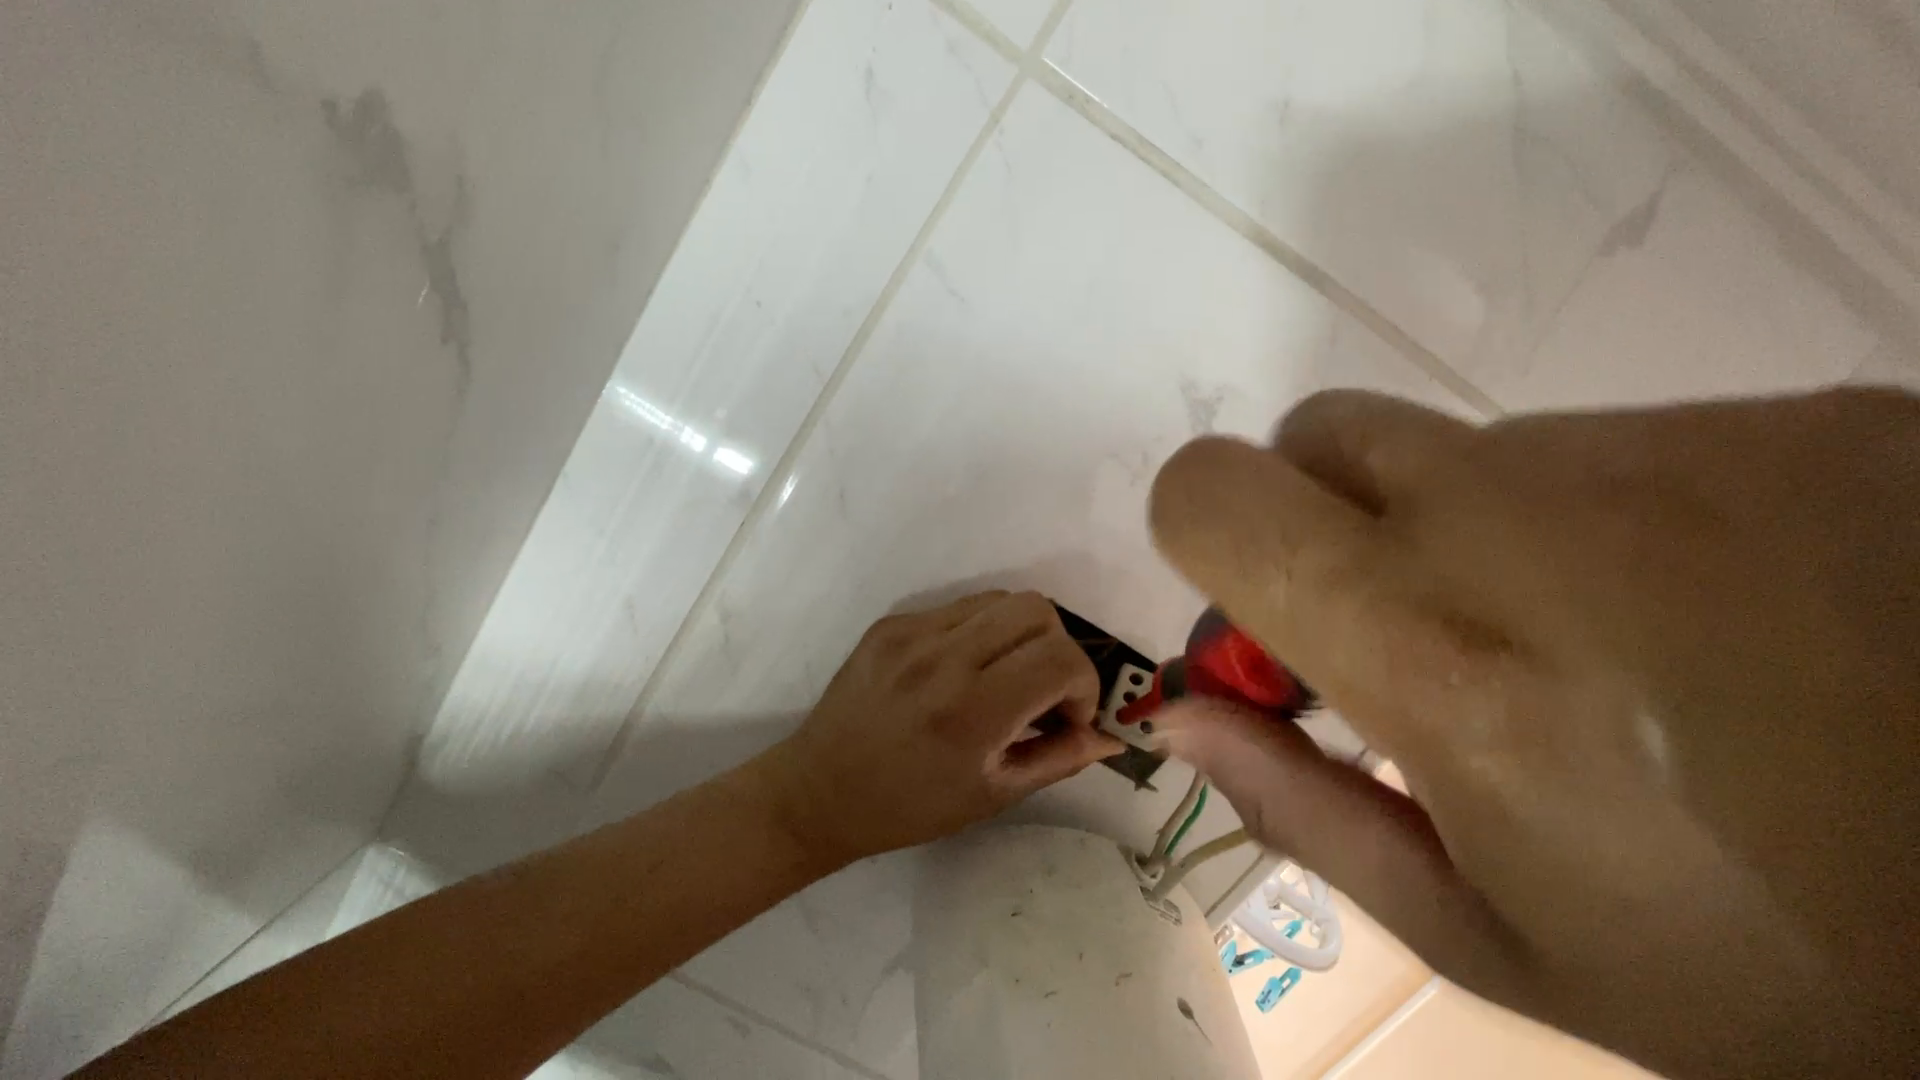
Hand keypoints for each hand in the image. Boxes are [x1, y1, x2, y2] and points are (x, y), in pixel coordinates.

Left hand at [761, 591, 1123, 865]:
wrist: (819, 791)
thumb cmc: (910, 807)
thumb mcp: (993, 794)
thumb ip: (1060, 759)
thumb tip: (1111, 734)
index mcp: (972, 711)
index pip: (1061, 658)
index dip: (1084, 686)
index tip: (1066, 717)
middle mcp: (943, 659)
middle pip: (1037, 610)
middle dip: (1058, 648)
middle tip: (1041, 691)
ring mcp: (911, 634)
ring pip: (1000, 599)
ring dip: (1021, 634)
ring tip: (1004, 677)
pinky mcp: (890, 623)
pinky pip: (959, 608)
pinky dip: (980, 632)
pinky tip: (962, 672)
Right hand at [1148, 388, 1919, 1079]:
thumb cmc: (1758, 968)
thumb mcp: (1486, 931)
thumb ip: (1299, 802)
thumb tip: (1181, 711)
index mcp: (1428, 644)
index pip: (1212, 491)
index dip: (1204, 536)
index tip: (1268, 623)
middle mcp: (1526, 509)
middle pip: (1320, 436)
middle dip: (1317, 519)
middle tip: (1407, 630)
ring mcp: (1681, 446)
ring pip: (1471, 447)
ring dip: (1473, 531)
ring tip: (1599, 645)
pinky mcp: (1816, 417)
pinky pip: (1617, 445)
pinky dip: (1609, 520)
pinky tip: (1716, 616)